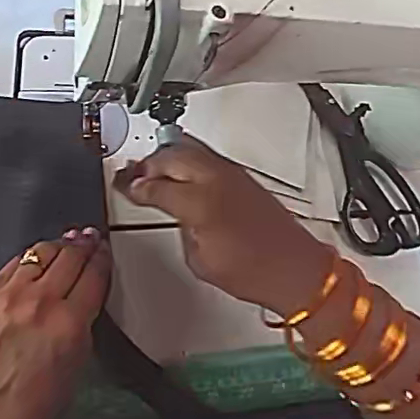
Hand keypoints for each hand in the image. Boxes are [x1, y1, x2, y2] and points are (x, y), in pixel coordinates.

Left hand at [0, 228, 111, 418]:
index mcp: (70, 325)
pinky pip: (15, 262)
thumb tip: (88, 290)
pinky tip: (37, 257)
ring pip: (42, 250)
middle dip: (84, 245)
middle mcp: (40, 302)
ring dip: (58, 246)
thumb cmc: (34, 410)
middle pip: (70, 255)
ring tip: (67, 243)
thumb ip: (85, 320)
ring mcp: (11, 296)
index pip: (94, 274)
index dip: (102, 259)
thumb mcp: (78, 364)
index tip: (104, 252)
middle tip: (90, 239)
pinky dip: (30, 257)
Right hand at [115, 136, 331, 316]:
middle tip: (134, 173)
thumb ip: (180, 227)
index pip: (155, 186)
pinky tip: (181, 165)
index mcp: (199, 203)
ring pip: (188, 148)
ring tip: (153, 166)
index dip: (135, 186)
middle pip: (169, 158)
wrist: (293, 269)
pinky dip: (187, 155)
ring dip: (167, 155)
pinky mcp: (241, 174)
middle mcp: (214, 180)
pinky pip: (205, 154)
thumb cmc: (254, 270)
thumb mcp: (199, 259)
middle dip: (148, 165)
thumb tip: (175, 211)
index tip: (126, 185)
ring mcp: (230, 173)